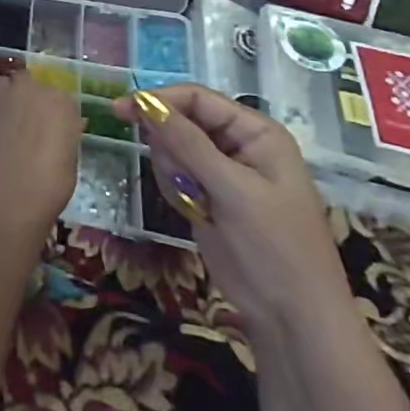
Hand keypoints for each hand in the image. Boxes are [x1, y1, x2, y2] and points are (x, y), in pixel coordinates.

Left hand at [0, 71, 82, 234]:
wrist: (14, 186)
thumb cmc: (52, 179)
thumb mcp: (70, 154)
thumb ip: (66, 131)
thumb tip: (65, 126)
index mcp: (63, 101)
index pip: (58, 95)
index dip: (50, 109)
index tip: (47, 122)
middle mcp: (34, 88)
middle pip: (29, 81)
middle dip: (27, 95)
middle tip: (24, 118)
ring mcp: (5, 91)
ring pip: (3, 82)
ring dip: (4, 94)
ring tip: (2, 115)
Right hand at [115, 84, 349, 332]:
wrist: (289, 312)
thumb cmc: (274, 244)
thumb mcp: (232, 190)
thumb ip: (187, 143)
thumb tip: (144, 102)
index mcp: (255, 132)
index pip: (197, 98)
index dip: (158, 99)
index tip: (120, 110)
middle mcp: (236, 144)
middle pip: (180, 121)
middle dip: (169, 146)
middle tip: (182, 182)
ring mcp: (219, 170)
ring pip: (171, 149)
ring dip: (172, 173)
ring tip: (196, 204)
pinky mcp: (204, 194)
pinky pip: (172, 175)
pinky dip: (173, 189)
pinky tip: (193, 211)